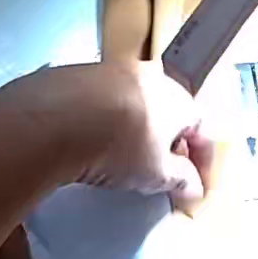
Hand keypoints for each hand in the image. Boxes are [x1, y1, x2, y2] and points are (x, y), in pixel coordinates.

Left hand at [0, 62, 216, 202]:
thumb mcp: (155, 173)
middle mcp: (150, 76)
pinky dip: (107, 122)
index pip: (202, 127)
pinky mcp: (80, 74)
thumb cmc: (118, 145)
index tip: (196, 187)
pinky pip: (104, 100)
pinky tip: (94, 142)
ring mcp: (113, 70)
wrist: (54, 118)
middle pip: (170, 111)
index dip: (203, 160)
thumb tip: (195, 188)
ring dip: (138, 130)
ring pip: (136, 103)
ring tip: (125, 160)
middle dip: (171, 143)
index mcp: (177, 96)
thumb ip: (181, 180)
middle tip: (163, 173)